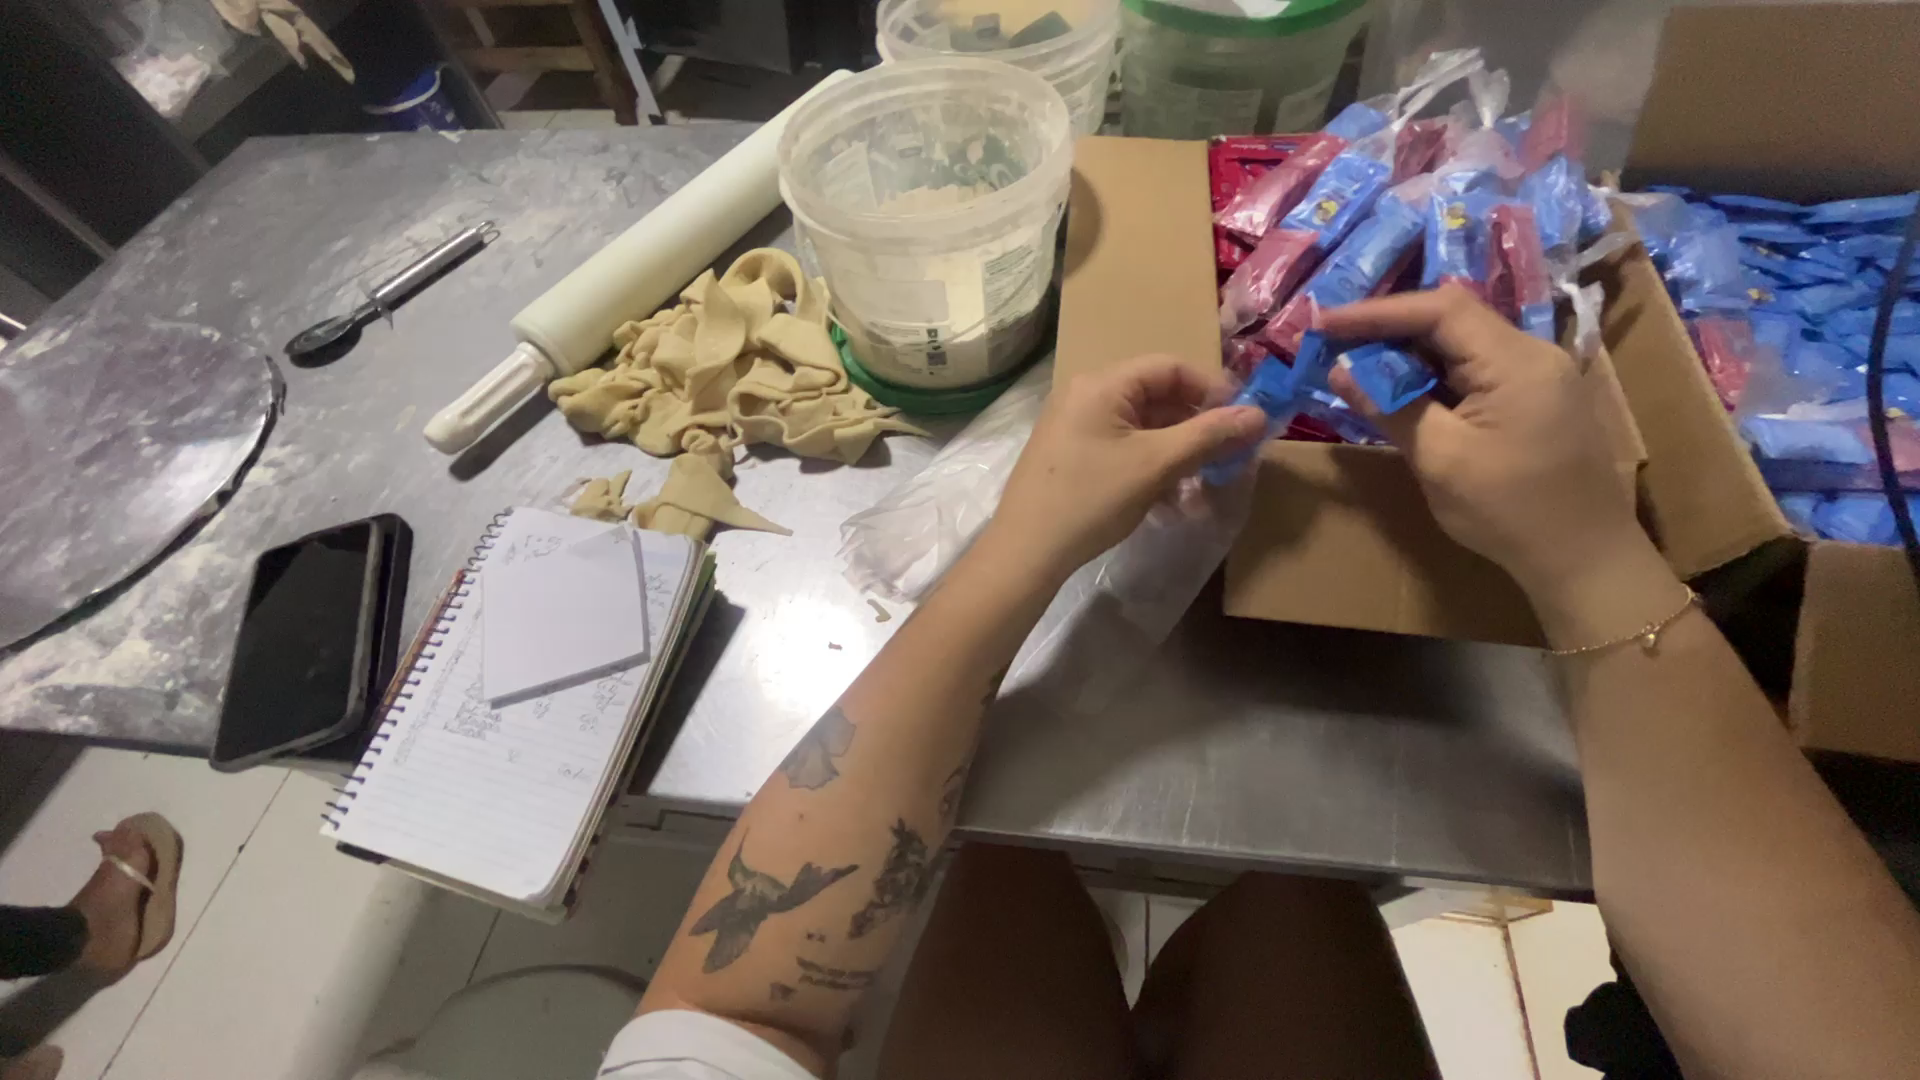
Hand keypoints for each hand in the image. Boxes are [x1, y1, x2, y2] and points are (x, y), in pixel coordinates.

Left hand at [988, 354, 1265, 578]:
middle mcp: (1084, 396)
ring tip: (1199, 491)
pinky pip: (1121, 451)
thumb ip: (1209, 436)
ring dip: (1176, 456)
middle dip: (1195, 430)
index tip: (1242, 420)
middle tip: (1227, 459)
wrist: (1027, 550)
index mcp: (1101, 385)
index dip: (1211, 389)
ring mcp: (1073, 428)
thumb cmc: (1092, 499)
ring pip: (1140, 430)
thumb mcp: (1156, 465)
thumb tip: (1259, 414)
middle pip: (1155, 399)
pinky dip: (1149, 470)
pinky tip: (1169, 504)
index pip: (1169, 368)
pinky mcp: (1070, 458)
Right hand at [1322, 286, 1654, 607]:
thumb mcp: (1439, 457)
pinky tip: (1393, 386)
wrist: (1581, 556)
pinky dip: (1426, 372)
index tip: (1323, 322)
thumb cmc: (1507, 509)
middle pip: (1450, 319)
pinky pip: (1470, 369)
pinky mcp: (1528, 398)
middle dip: (1386, 326)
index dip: (1377, 311)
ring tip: (1351, 361)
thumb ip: (1390, 405)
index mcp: (1515, 362)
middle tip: (1330, 340)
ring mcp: (1533, 375)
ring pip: (1458, 343)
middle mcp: (1530, 354)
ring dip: (1403, 350)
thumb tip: (1339, 370)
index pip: (1440, 311)